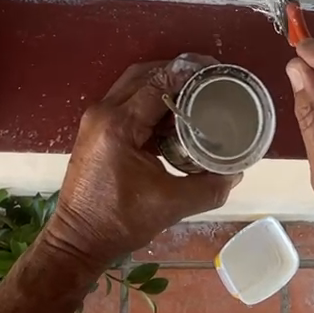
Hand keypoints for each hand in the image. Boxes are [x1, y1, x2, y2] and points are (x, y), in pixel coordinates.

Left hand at [44, 55, 240, 270]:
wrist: (77, 240)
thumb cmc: (119, 222)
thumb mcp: (171, 205)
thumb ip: (208, 187)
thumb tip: (236, 171)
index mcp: (119, 124)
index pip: (158, 83)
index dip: (188, 73)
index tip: (215, 71)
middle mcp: (104, 112)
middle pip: (145, 74)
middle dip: (176, 72)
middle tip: (207, 78)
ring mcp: (96, 118)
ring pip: (134, 84)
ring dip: (163, 84)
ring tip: (195, 92)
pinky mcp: (96, 128)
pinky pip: (127, 100)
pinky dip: (151, 100)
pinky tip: (174, 115)